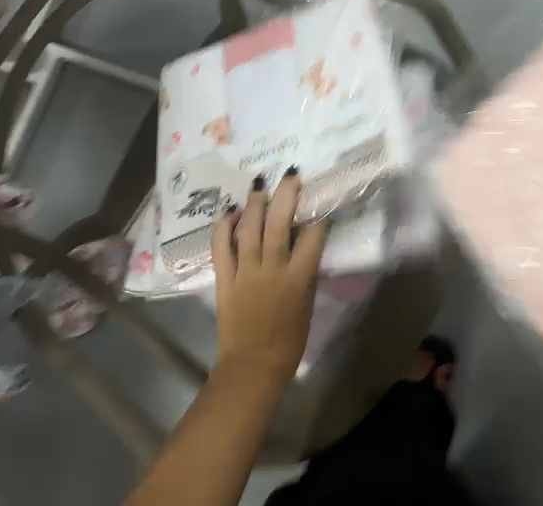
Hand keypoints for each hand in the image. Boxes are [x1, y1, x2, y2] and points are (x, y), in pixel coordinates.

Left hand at [211, 170, 327, 383]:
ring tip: (260, 184)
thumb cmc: (288, 341)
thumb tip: (305, 244)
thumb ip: (306, 272)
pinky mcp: (224, 278)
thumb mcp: (307, 303)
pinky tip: (229, 211)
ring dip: (255, 202)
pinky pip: (221, 246)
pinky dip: (224, 226)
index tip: (321, 205)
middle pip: (279, 222)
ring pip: (250, 227)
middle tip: (291, 175)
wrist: (253, 367)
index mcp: (298, 278)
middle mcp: (272, 269)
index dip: (319, 217)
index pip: (313, 237)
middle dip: (286, 194)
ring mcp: (245, 272)